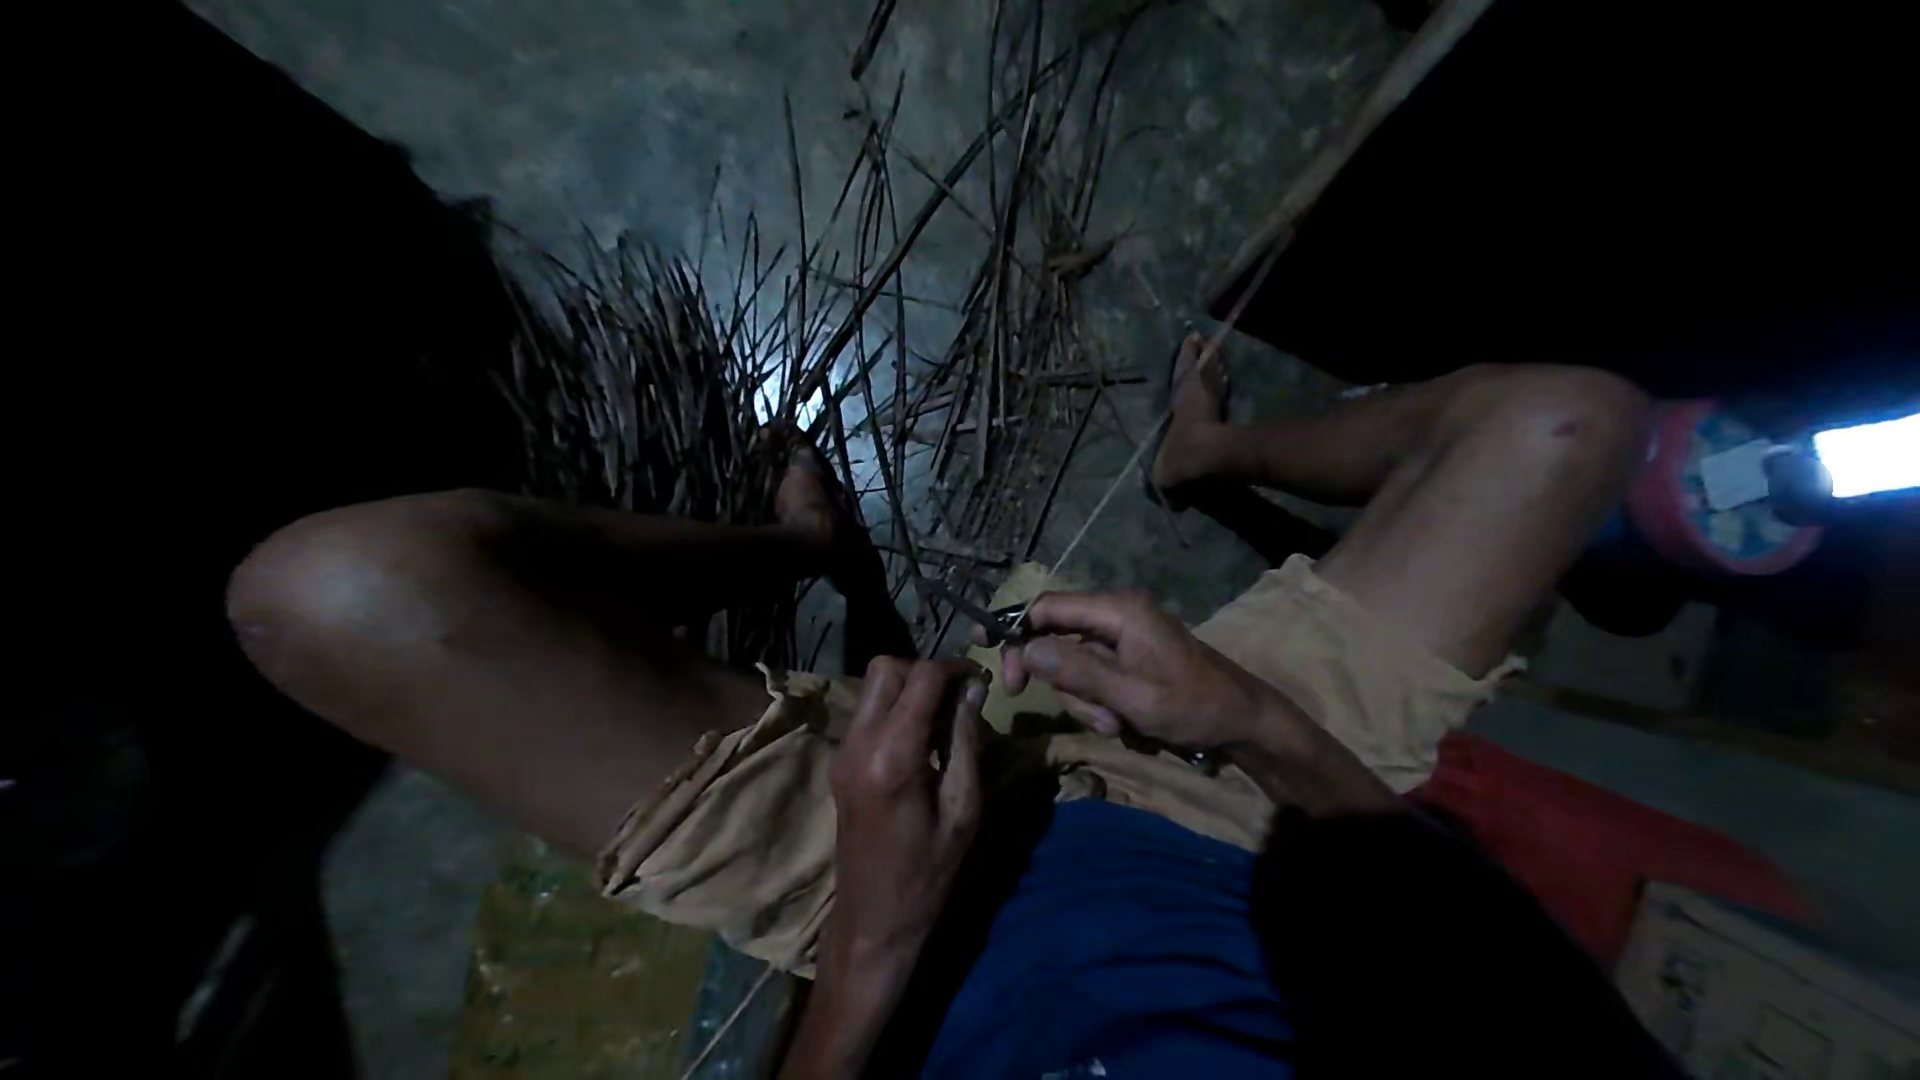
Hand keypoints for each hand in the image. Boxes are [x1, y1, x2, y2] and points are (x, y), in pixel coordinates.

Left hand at [783, 659, 986, 1079]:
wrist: (872, 919)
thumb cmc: (928, 874)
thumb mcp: (963, 810)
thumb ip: (967, 742)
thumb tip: (972, 690)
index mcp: (892, 756)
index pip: (921, 678)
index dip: (954, 669)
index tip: (980, 680)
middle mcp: (858, 742)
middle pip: (885, 668)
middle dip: (925, 671)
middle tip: (957, 696)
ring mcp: (842, 750)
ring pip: (872, 685)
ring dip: (909, 686)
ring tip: (943, 716)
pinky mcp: (840, 760)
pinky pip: (867, 710)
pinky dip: (895, 706)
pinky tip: (922, 736)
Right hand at [999, 590, 1271, 748]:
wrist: (1242, 722)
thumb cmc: (1193, 705)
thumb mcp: (1132, 695)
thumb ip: (1078, 671)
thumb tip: (1025, 648)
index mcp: (1118, 610)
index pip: (1048, 606)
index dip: (1015, 629)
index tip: (992, 659)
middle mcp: (1115, 614)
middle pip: (1055, 635)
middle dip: (1056, 676)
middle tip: (1028, 698)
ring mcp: (1121, 636)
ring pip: (1070, 660)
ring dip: (1079, 696)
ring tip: (1112, 721)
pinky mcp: (1126, 656)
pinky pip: (1091, 673)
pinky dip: (1095, 699)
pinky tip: (1119, 719)